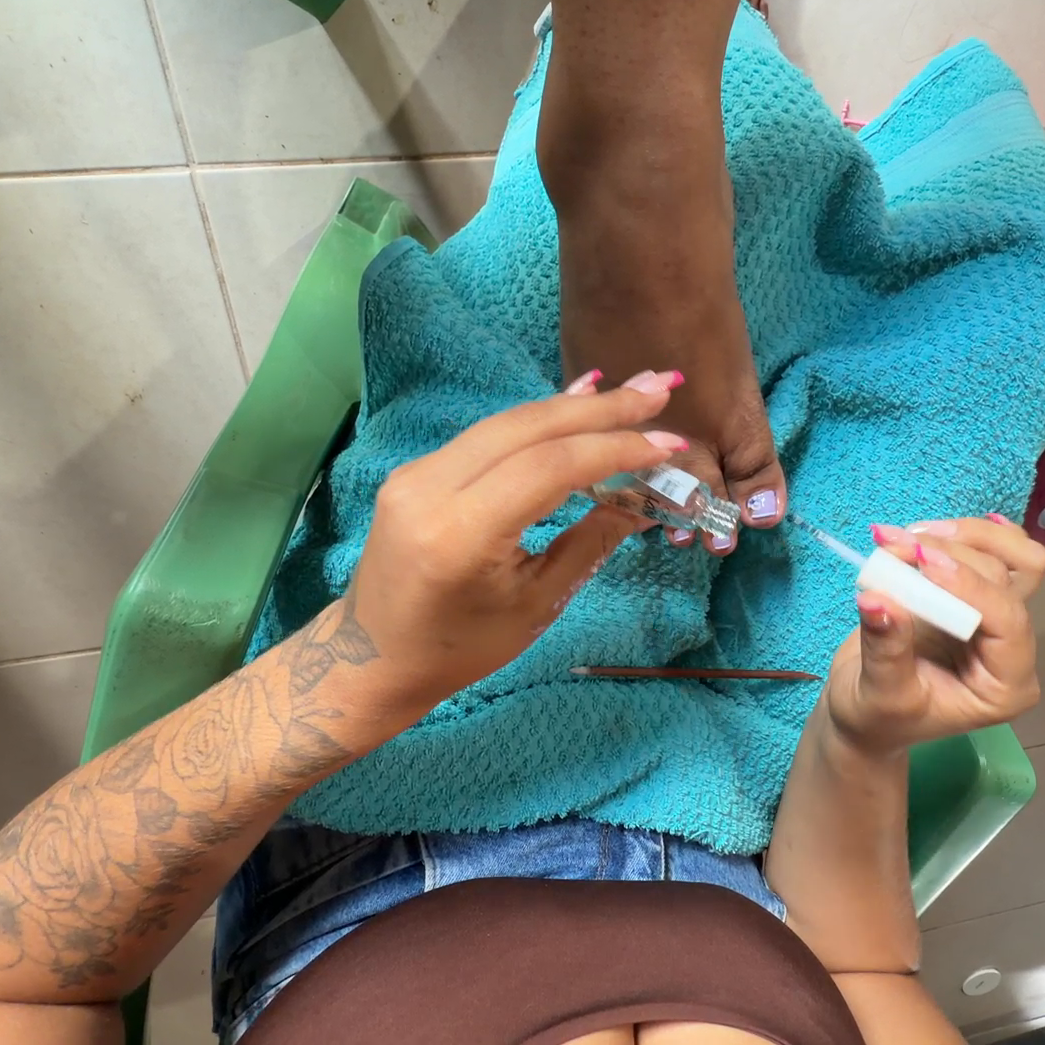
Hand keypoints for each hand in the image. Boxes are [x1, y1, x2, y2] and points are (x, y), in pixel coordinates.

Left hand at [344, 372, 686, 724]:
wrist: (374, 658)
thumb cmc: (461, 649)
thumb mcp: (537, 604)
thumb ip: (591, 542)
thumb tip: (644, 499)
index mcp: (460, 533)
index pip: (548, 466)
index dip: (614, 448)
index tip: (669, 443)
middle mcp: (430, 488)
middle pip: (527, 428)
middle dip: (601, 408)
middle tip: (659, 387)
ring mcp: (415, 473)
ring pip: (507, 422)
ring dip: (571, 406)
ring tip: (629, 391)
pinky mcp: (415, 470)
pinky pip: (486, 436)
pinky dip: (536, 422)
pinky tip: (574, 404)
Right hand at [823, 516, 1044, 754]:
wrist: (865, 714)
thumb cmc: (875, 716)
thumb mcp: (879, 692)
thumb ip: (885, 648)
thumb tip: (877, 599)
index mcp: (1004, 684)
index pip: (1006, 623)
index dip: (969, 585)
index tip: (920, 561)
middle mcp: (1009, 647)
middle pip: (1006, 579)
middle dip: (951, 554)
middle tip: (894, 544)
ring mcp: (992, 618)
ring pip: (1006, 557)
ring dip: (957, 536)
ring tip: (901, 537)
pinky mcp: (971, 597)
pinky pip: (990, 554)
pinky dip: (967, 535)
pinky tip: (942, 526)